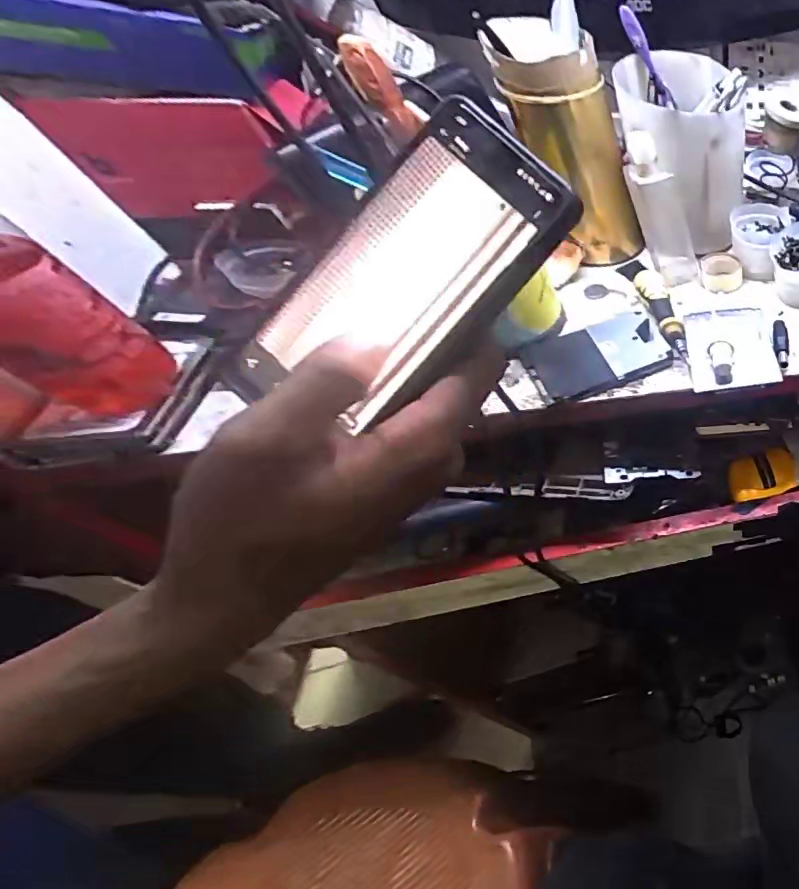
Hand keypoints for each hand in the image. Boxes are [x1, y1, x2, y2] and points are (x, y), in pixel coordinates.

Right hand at [149, 340, 501, 645]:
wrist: (230, 597)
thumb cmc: (243, 520)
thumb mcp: (266, 442)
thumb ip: (325, 384)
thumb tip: (377, 335)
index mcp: (427, 442)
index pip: (479, 370)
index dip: (473, 330)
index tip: (453, 292)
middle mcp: (443, 455)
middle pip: (456, 383)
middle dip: (431, 346)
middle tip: (385, 308)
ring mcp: (425, 471)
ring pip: (431, 404)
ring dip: (404, 373)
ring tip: (360, 340)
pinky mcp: (402, 481)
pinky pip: (412, 425)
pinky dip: (390, 401)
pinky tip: (347, 389)